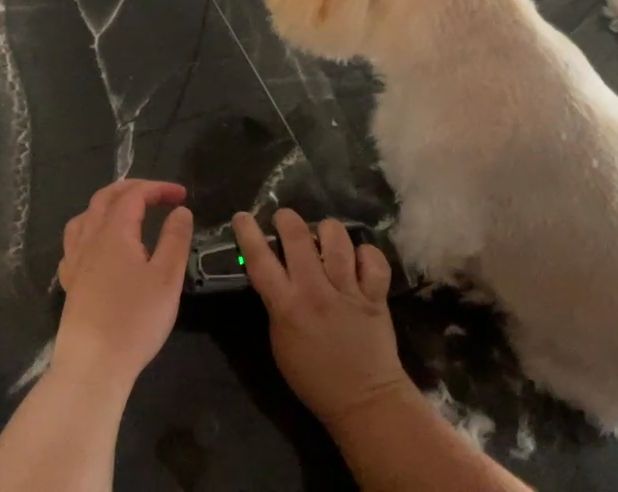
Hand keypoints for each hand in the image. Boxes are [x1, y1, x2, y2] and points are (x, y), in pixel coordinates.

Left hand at [52, 179, 193, 397]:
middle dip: (131, 188)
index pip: (134, 195)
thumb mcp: (167, 278)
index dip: (158, 189)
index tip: (181, 196)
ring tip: (126, 212)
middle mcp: (89, 239)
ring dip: (106, 205)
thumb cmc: (135, 320)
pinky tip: (99, 247)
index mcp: (114, 232)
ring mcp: (74, 260)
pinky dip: (90, 231)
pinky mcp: (70, 282)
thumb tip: (180, 211)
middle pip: (105, 198)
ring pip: (84, 217)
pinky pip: (74, 242)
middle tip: (157, 194)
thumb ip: (175, 239)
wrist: (93, 364)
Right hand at [234, 209, 410, 426]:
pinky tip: (358, 257)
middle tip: (284, 220)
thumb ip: (276, 304)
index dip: (248, 233)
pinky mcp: (375, 296)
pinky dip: (365, 253)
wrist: (363, 400)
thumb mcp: (280, 341)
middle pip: (298, 237)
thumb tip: (275, 272)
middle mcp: (316, 292)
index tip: (242, 216)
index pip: (260, 260)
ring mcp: (348, 292)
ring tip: (322, 234)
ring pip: (337, 240)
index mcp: (286, 307)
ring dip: (326, 230)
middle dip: (287, 219)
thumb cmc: (313, 377)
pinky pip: (373, 260)